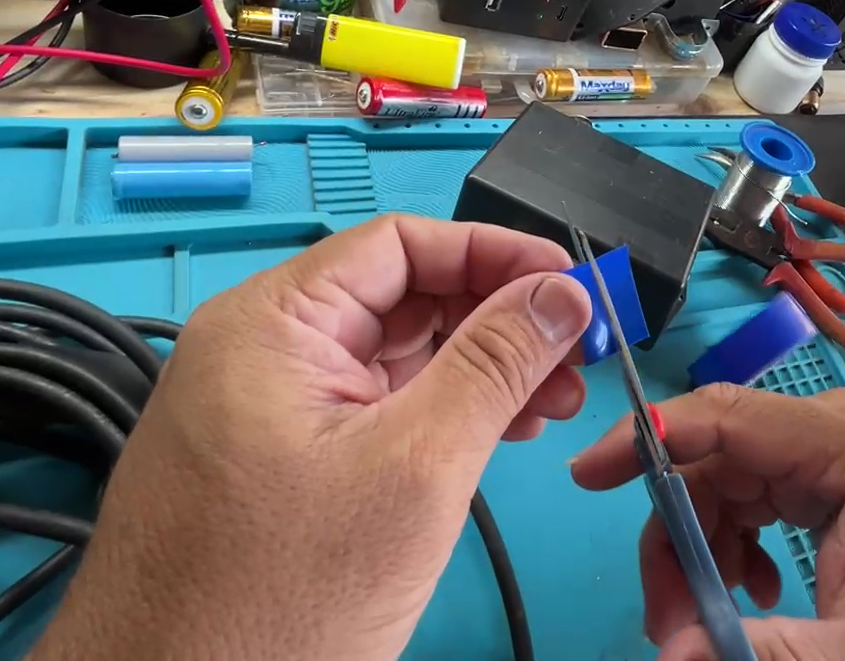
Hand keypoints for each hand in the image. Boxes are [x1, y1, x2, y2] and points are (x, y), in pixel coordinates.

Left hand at [30, 214, 592, 660]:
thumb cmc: (287, 600)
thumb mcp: (418, 467)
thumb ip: (497, 363)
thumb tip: (566, 291)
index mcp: (274, 320)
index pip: (400, 244)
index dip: (493, 252)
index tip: (569, 280)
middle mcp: (267, 345)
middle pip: (406, 296)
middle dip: (499, 320)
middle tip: (577, 353)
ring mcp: (275, 404)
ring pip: (403, 353)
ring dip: (485, 368)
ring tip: (556, 401)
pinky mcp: (290, 456)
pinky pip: (385, 405)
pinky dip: (449, 410)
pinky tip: (506, 428)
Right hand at [571, 384, 844, 659]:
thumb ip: (766, 655)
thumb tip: (668, 654)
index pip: (724, 417)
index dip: (648, 436)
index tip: (588, 472)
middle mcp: (834, 433)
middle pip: (716, 455)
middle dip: (677, 527)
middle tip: (665, 614)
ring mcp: (834, 456)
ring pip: (727, 479)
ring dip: (701, 545)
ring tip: (708, 617)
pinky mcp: (834, 485)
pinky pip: (754, 499)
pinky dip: (733, 547)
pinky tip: (753, 596)